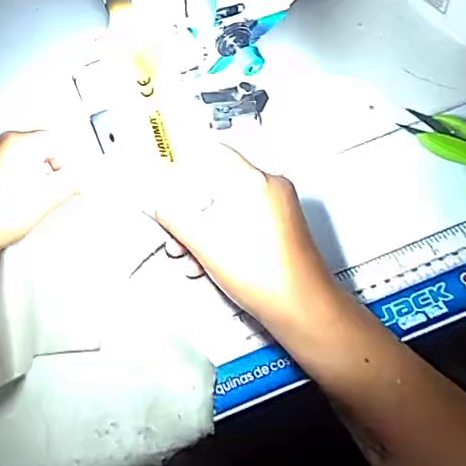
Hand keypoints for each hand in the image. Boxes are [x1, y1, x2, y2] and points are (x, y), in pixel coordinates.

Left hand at [0, 131, 81, 268]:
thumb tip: (78, 181)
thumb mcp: (44, 200)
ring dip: (28, 180)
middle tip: (48, 196)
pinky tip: (6, 208)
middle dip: (47, 172)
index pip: (55, 141)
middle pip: (36, 150)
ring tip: (25, 205)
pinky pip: (1, 172)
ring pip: (18, 162)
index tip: (65, 185)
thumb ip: (68, 186)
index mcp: (18, 142)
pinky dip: (10, 186)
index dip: (65, 164)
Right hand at [148, 143, 339, 331]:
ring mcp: (279, 205)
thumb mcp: (205, 244)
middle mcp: (270, 186)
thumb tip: (160, 204)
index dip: (184, 166)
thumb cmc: (267, 278)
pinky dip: (225, 235)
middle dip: (190, 211)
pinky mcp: (283, 224)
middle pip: (217, 185)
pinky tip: (211, 262)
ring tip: (192, 257)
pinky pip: (245, 219)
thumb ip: (175, 218)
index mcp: (253, 181)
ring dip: (205, 229)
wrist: (305, 310)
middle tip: (175, 233)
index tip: (167, 179)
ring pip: (229, 206)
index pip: (210, 155)